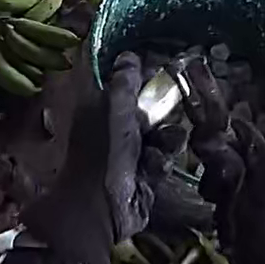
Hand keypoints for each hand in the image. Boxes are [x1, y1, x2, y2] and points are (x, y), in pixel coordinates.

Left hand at [22, 53, 148, 263]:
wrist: (101, 210)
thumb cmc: (103, 153)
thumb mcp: (114, 110)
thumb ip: (124, 82)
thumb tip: (129, 53)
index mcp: (101, 105)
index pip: (128, 79)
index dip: (145, 75)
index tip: (162, 73)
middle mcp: (116, 124)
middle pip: (152, 105)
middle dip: (162, 112)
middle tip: (160, 118)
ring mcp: (131, 149)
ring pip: (163, 132)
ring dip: (164, 141)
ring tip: (155, 151)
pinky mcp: (144, 172)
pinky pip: (163, 158)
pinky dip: (159, 163)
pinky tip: (151, 171)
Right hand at [191, 87, 264, 263]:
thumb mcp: (238, 204)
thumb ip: (225, 169)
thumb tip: (208, 139)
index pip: (239, 130)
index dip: (215, 136)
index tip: (197, 153)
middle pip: (242, 156)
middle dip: (221, 177)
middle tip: (211, 200)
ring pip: (248, 179)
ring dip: (231, 197)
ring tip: (226, 225)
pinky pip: (259, 195)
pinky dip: (245, 208)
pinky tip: (237, 233)